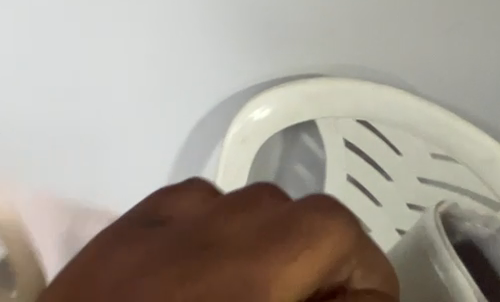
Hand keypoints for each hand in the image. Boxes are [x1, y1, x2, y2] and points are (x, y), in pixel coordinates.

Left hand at [44, 178, 398, 301]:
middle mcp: (215, 226)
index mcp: (255, 266)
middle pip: (302, 216)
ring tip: (261, 298)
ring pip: (249, 206)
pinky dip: (219, 236)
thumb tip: (352, 295)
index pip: (340, 234)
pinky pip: (197, 207)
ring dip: (272, 249)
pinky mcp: (132, 222)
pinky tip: (204, 285)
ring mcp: (169, 216)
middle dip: (323, 268)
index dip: (366, 286)